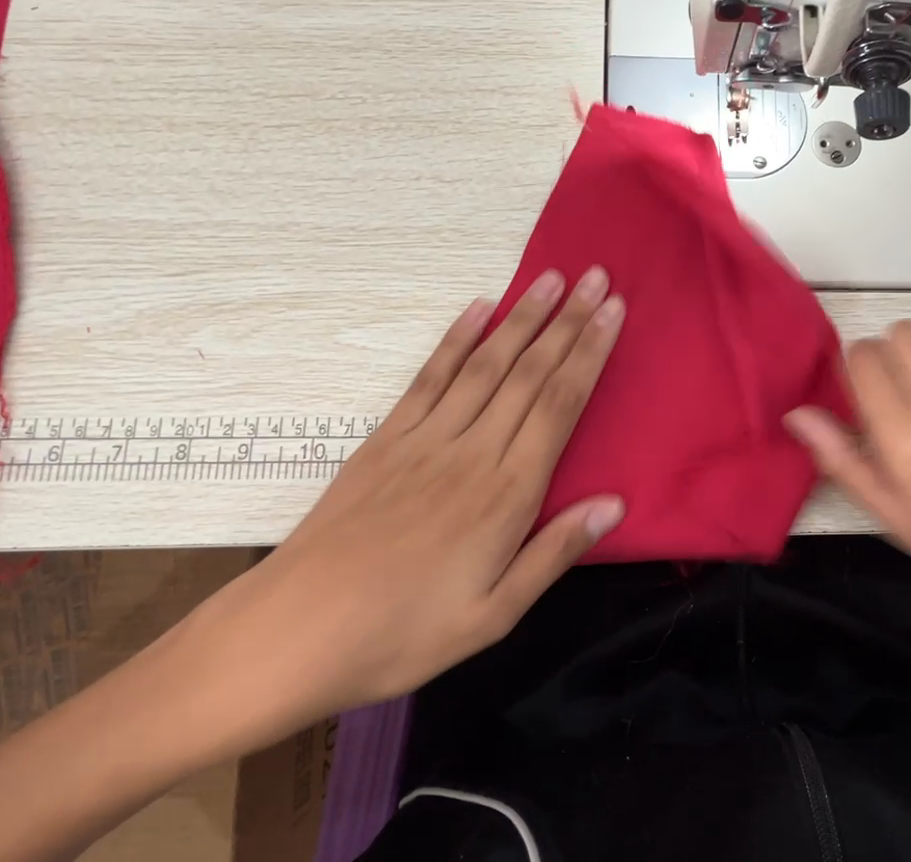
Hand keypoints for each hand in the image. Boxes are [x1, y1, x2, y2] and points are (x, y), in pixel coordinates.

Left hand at [184, 268, 627, 727]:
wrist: (295, 633)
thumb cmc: (405, 634)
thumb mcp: (495, 614)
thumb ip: (556, 553)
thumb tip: (615, 503)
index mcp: (507, 495)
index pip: (559, 405)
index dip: (589, 354)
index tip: (612, 312)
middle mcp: (472, 452)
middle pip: (529, 374)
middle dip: (567, 322)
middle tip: (596, 276)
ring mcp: (425, 440)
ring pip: (485, 365)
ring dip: (522, 317)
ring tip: (550, 278)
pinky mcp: (385, 439)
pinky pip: (429, 377)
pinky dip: (455, 339)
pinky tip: (478, 310)